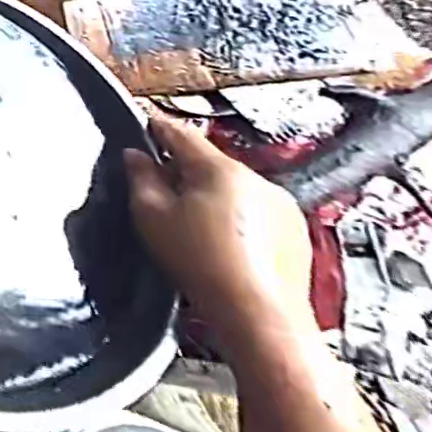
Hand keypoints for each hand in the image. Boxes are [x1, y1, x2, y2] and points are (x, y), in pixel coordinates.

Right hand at [125, 115, 317, 352]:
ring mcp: (283, 208)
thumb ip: (140, 176)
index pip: (180, 132)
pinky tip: (212, 236)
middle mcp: (260, 182)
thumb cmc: (201, 261)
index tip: (140, 117)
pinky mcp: (294, 232)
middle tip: (152, 184)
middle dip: (179, 167)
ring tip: (183, 217)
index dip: (154, 124)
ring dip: (204, 191)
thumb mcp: (150, 212)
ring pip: (230, 185)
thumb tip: (137, 156)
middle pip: (207, 160)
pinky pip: (251, 207)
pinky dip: (228, 212)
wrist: (259, 314)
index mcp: (222, 171)